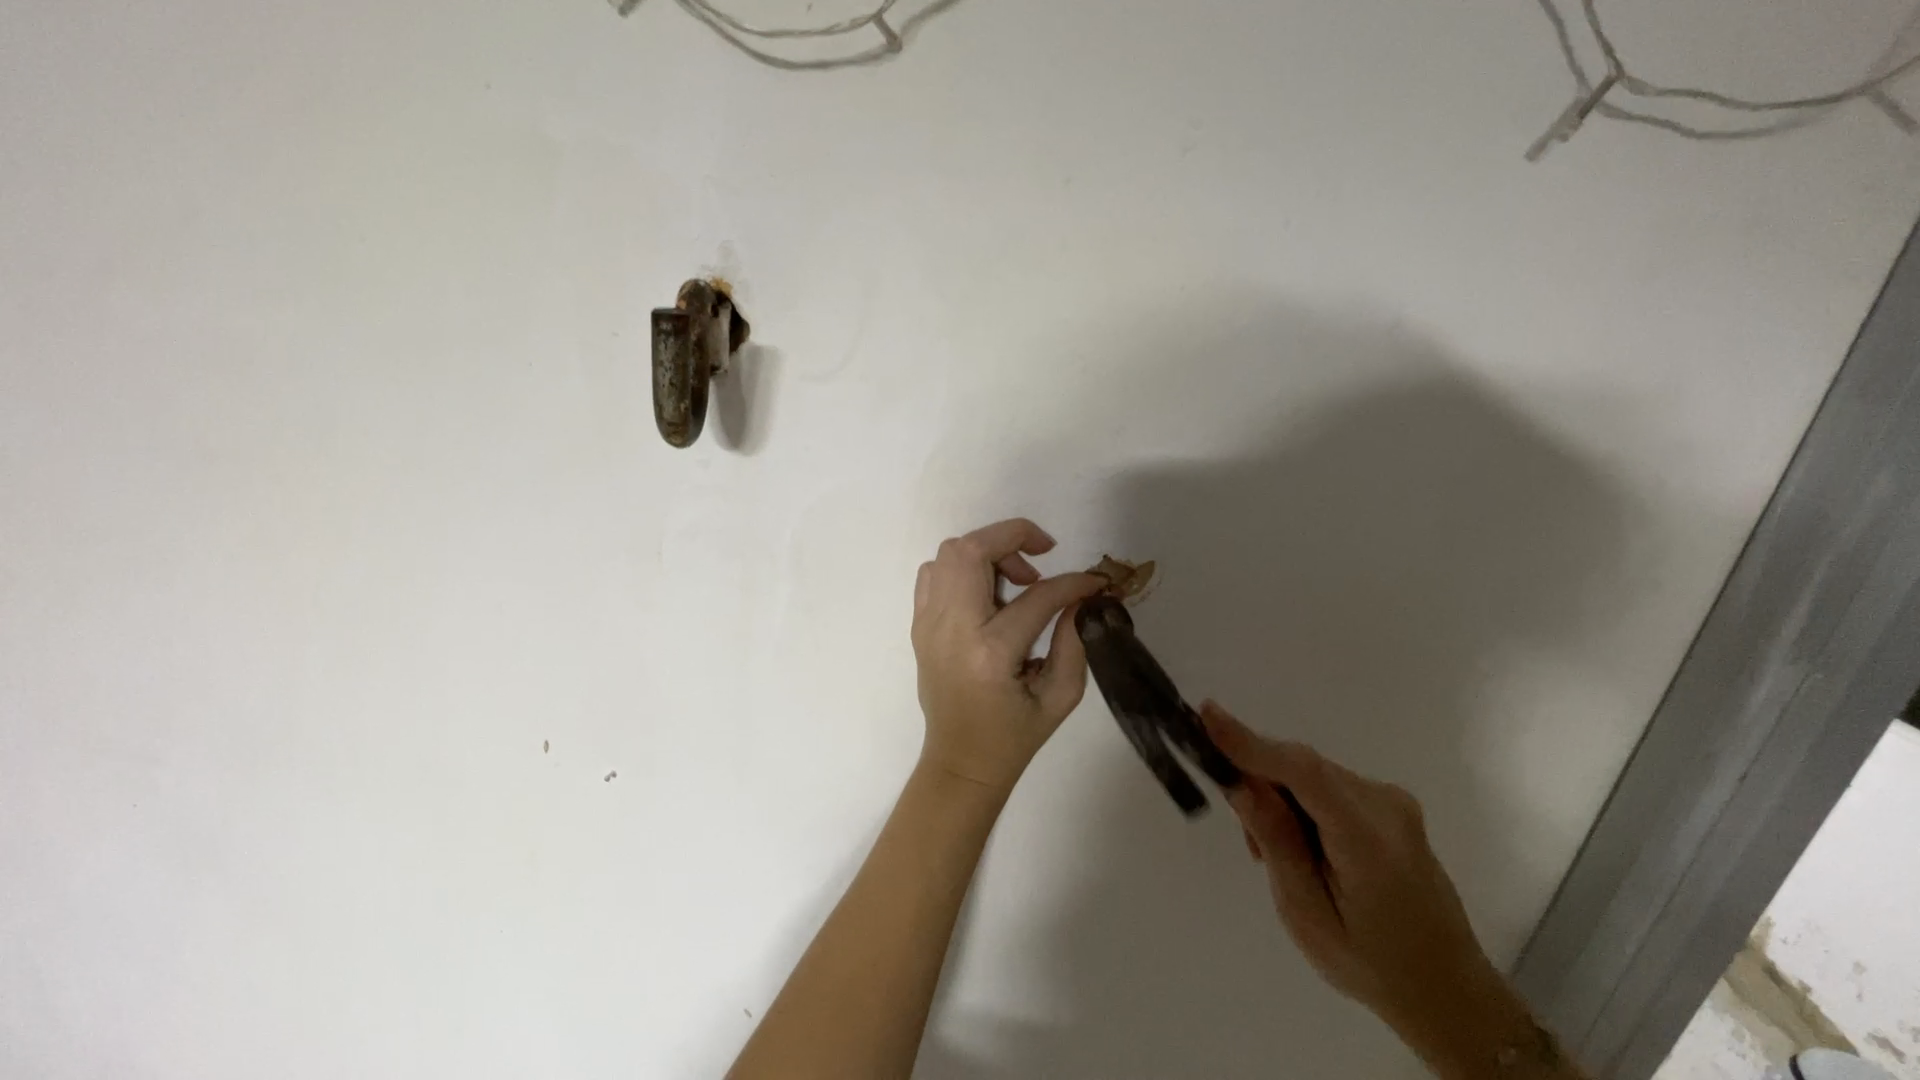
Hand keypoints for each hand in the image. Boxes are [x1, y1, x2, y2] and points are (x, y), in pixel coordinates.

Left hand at [911, 519, 1106, 794]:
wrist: (960, 762)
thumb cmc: (1014, 736)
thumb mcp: (1060, 697)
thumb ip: (1075, 642)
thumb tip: (1082, 598)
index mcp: (990, 653)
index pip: (1036, 596)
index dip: (1071, 583)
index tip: (1093, 583)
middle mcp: (952, 630)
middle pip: (972, 551)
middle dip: (1013, 538)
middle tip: (1041, 561)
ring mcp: (928, 625)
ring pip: (949, 554)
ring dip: (987, 552)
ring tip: (1015, 581)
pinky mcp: (919, 626)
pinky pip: (935, 573)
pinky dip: (964, 568)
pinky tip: (988, 593)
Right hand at [1201, 702, 1576, 1078]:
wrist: (1446, 987)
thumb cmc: (1370, 963)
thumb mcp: (1307, 915)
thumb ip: (1276, 842)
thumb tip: (1239, 783)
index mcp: (1368, 839)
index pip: (1301, 771)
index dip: (1250, 742)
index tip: (1204, 716)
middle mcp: (1385, 804)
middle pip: (1302, 768)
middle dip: (1258, 784)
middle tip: (1248, 846)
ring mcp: (1393, 801)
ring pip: (1310, 775)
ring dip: (1278, 800)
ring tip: (1276, 861)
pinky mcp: (1391, 806)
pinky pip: (1327, 787)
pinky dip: (1300, 806)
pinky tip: (1302, 851)